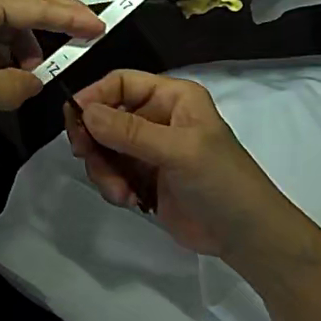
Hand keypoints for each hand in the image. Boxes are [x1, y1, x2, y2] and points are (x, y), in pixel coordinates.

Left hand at [0, 0, 104, 137]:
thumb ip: (15, 85)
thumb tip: (39, 82)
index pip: (38, 3)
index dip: (73, 17)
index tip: (102, 28)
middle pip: (27, 1)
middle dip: (58, 20)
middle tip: (89, 36)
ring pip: (8, 19)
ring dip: (28, 42)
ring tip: (41, 71)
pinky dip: (6, 50)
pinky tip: (13, 71)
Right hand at [67, 70, 316, 265]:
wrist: (246, 237)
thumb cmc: (222, 182)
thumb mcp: (179, 151)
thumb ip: (130, 132)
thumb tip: (85, 111)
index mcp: (173, 98)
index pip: (123, 83)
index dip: (95, 95)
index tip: (73, 118)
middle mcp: (158, 117)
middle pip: (106, 115)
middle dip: (94, 138)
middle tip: (84, 155)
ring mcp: (149, 149)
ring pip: (104, 147)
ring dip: (104, 169)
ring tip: (120, 192)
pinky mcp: (144, 178)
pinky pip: (112, 172)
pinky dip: (112, 185)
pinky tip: (129, 200)